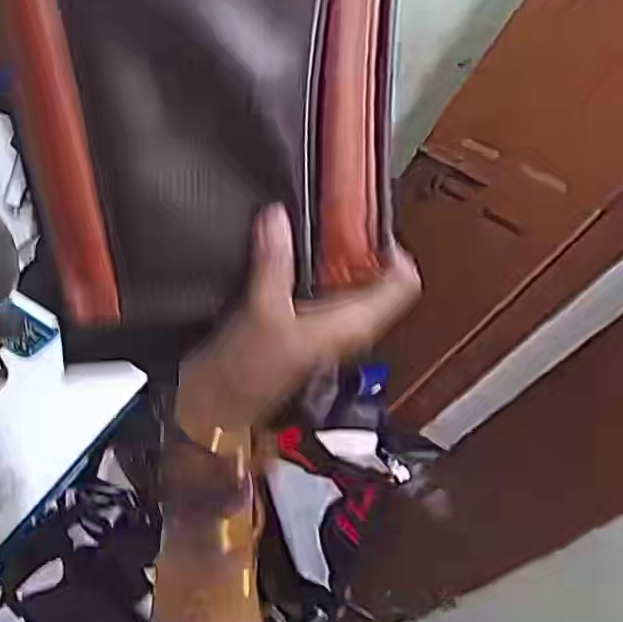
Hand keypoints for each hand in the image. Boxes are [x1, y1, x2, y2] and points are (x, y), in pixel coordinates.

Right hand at [175, 206, 420, 440]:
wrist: (219, 402)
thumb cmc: (249, 376)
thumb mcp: (262, 311)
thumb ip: (272, 263)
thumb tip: (277, 220)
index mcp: (352, 325)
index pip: (403, 284)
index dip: (394, 250)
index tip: (370, 225)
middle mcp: (345, 327)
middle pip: (375, 278)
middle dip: (359, 246)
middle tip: (337, 219)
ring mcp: (323, 328)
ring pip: (347, 283)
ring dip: (333, 257)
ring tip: (313, 232)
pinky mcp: (300, 326)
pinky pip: (319, 290)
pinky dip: (310, 269)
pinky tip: (288, 257)